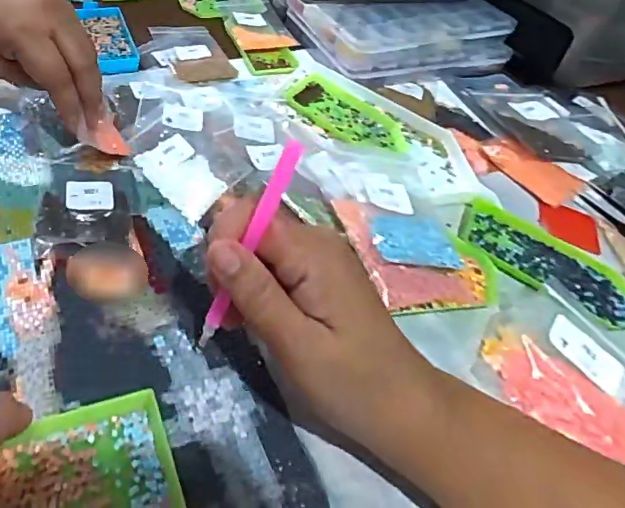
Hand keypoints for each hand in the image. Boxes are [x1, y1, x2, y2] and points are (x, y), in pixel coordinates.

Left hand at [0, 0, 103, 136]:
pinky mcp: (67, 4)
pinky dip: (86, 62)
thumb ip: (23, 77)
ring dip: (93, 81)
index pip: (57, 76)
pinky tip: (86, 81)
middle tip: (97, 124)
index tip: (79, 130)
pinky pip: (82, 38)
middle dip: (92, 97)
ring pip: (89, 50)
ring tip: (96, 108)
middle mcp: (54, 19)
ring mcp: (65, 8)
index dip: (70, 105)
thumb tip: (51, 87)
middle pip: (83, 63)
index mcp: (27, 33)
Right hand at [204, 198, 442, 451]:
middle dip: (227, 259)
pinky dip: (256, 284)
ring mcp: (319, 255)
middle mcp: (315, 240)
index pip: (250, 213)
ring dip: (238, 275)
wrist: (409, 412)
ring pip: (259, 243)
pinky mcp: (318, 273)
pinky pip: (274, 261)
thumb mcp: (297, 345)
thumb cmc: (353, 383)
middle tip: (224, 310)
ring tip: (237, 320)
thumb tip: (215, 246)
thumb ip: (255, 292)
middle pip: (252, 224)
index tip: (215, 286)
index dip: (223, 238)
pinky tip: (255, 318)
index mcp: (312, 251)